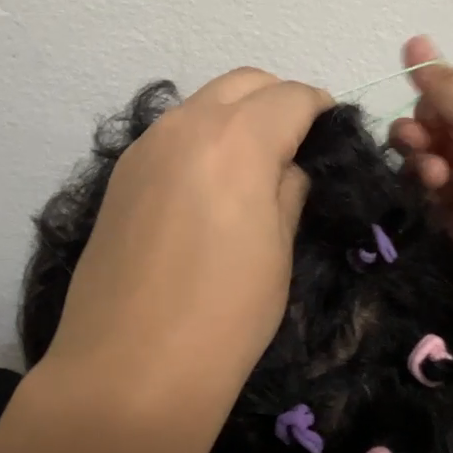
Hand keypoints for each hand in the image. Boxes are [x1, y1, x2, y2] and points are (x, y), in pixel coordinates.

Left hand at [44, 67, 331, 396]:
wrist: (128, 369)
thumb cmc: (224, 315)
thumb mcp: (278, 250)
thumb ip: (287, 190)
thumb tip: (286, 167)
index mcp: (236, 138)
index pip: (290, 96)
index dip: (319, 108)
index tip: (332, 131)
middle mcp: (185, 124)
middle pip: (243, 83)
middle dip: (277, 100)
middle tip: (296, 143)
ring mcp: (145, 147)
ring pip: (201, 103)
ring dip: (235, 116)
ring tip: (252, 166)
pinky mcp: (120, 175)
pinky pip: (171, 134)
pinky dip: (200, 139)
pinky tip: (207, 186)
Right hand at [388, 37, 452, 332]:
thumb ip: (446, 88)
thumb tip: (414, 38)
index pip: (447, 107)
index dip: (427, 104)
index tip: (420, 104)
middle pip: (429, 139)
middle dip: (415, 134)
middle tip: (418, 143)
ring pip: (421, 172)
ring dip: (419, 163)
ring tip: (434, 174)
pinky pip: (422, 208)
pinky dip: (419, 196)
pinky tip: (430, 193)